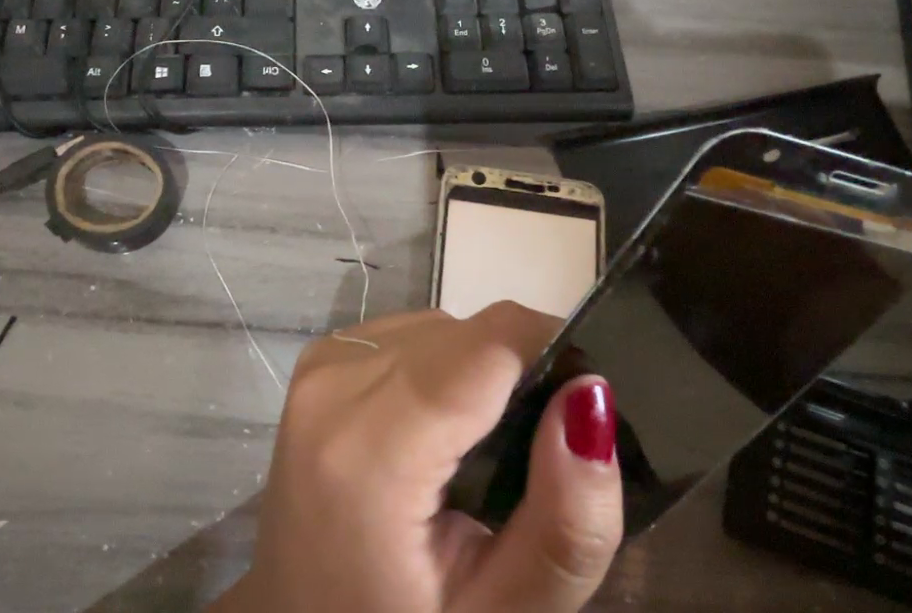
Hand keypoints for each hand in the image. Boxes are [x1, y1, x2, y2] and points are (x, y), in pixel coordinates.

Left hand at [212, 302, 622, 612]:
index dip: (555, 352)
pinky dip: (443, 369)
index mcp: (367, 448)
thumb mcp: (504, 611)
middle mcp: (334, 382)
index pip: (489, 342)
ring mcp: (320, 365)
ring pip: (443, 327)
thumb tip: (592, 395)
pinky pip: (411, 335)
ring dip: (480, 372)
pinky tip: (441, 434)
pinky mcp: (319, 360)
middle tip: (534, 458)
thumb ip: (564, 521)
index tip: (586, 409)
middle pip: (468, 331)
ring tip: (483, 455)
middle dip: (519, 374)